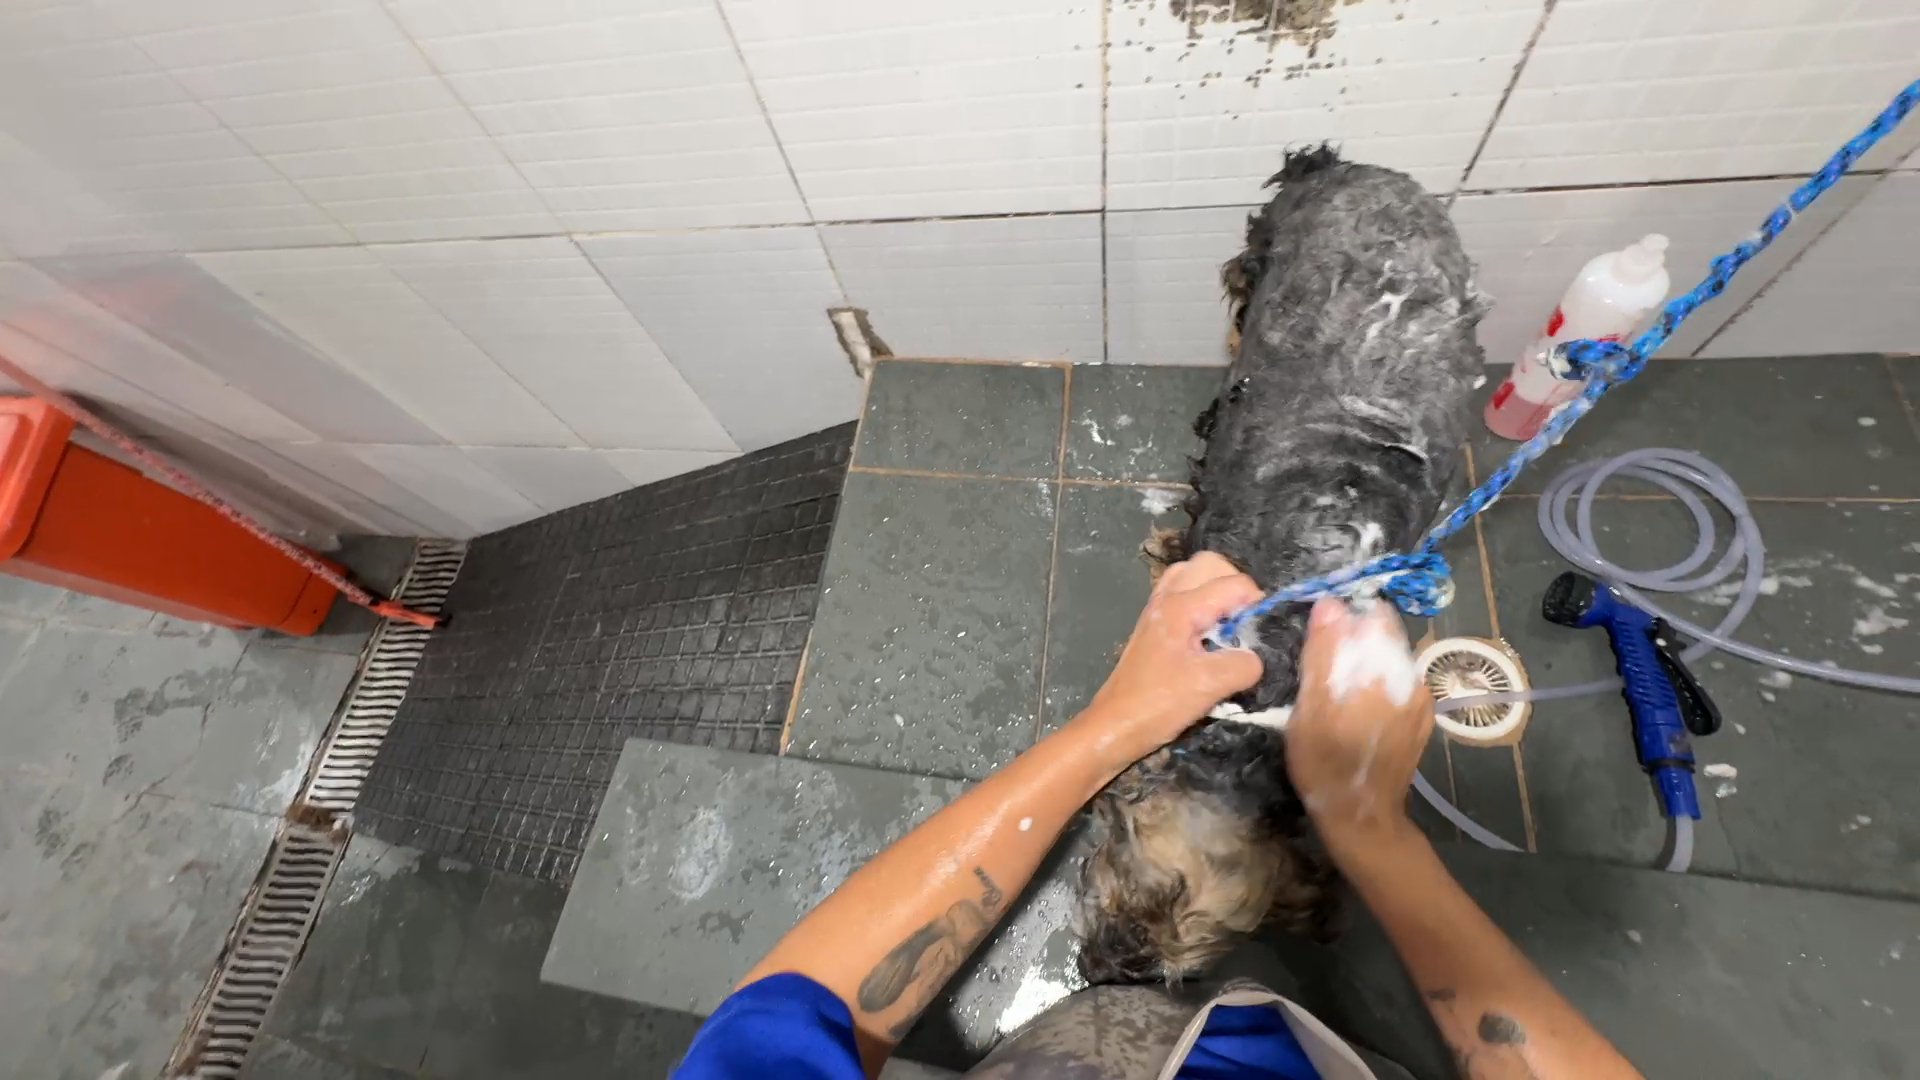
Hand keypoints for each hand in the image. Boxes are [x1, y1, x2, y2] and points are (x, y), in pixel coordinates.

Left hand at [1079, 552, 1264, 761]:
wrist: (1116, 723)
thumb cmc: (1158, 703)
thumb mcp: (1210, 685)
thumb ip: (1245, 663)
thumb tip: (1259, 655)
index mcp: (1181, 606)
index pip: (1235, 583)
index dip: (1257, 605)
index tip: (1261, 635)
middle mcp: (1167, 597)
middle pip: (1210, 564)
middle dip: (1235, 587)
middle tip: (1244, 624)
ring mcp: (1157, 608)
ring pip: (1194, 575)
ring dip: (1216, 593)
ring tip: (1226, 628)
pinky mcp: (1154, 623)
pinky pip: (1182, 594)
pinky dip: (1200, 604)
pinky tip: (1208, 637)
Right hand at [1286, 598, 1432, 848]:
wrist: (1361, 815)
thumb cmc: (1324, 760)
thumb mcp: (1310, 704)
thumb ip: (1323, 651)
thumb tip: (1330, 604)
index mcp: (1386, 670)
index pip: (1373, 614)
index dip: (1344, 615)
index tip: (1317, 633)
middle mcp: (1412, 678)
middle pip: (1381, 635)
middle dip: (1350, 638)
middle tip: (1318, 664)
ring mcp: (1420, 699)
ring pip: (1387, 659)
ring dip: (1360, 661)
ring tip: (1331, 687)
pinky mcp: (1419, 717)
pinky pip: (1394, 682)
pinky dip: (1371, 683)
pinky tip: (1350, 706)